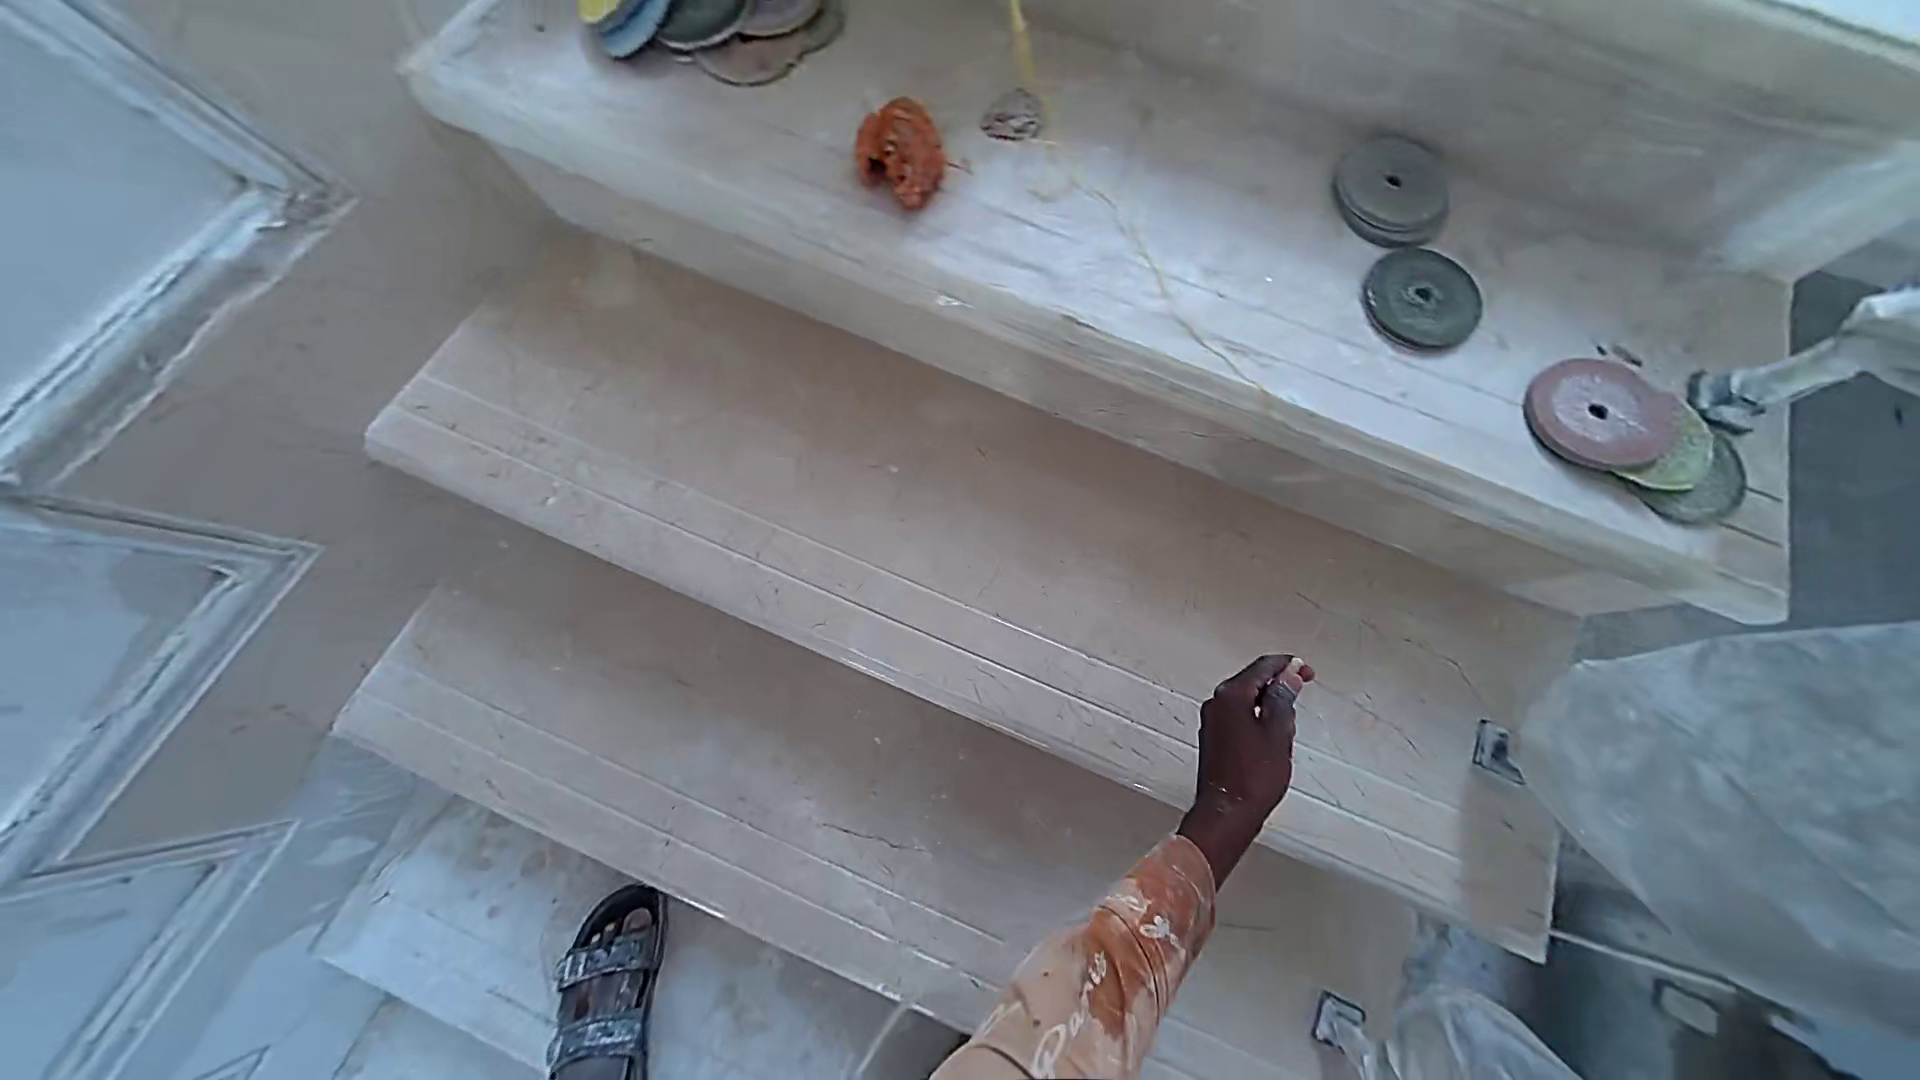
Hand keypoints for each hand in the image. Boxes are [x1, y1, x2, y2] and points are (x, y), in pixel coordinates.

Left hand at [1176, 654, 1313, 885]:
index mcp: (1230, 696)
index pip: (1260, 668)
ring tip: (1291, 708)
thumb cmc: (1254, 775)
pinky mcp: (1213, 734)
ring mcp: (1212, 718)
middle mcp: (1216, 702)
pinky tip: (1270, 727)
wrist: (1227, 809)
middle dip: (1276, 680)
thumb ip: (1282, 699)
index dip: (1286, 665)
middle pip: (1249, 680)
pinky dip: (1255, 712)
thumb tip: (1288, 676)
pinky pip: (1237, 713)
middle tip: (1302, 683)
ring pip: (1243, 696)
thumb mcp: (1278, 733)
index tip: (1305, 669)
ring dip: (1266, 697)